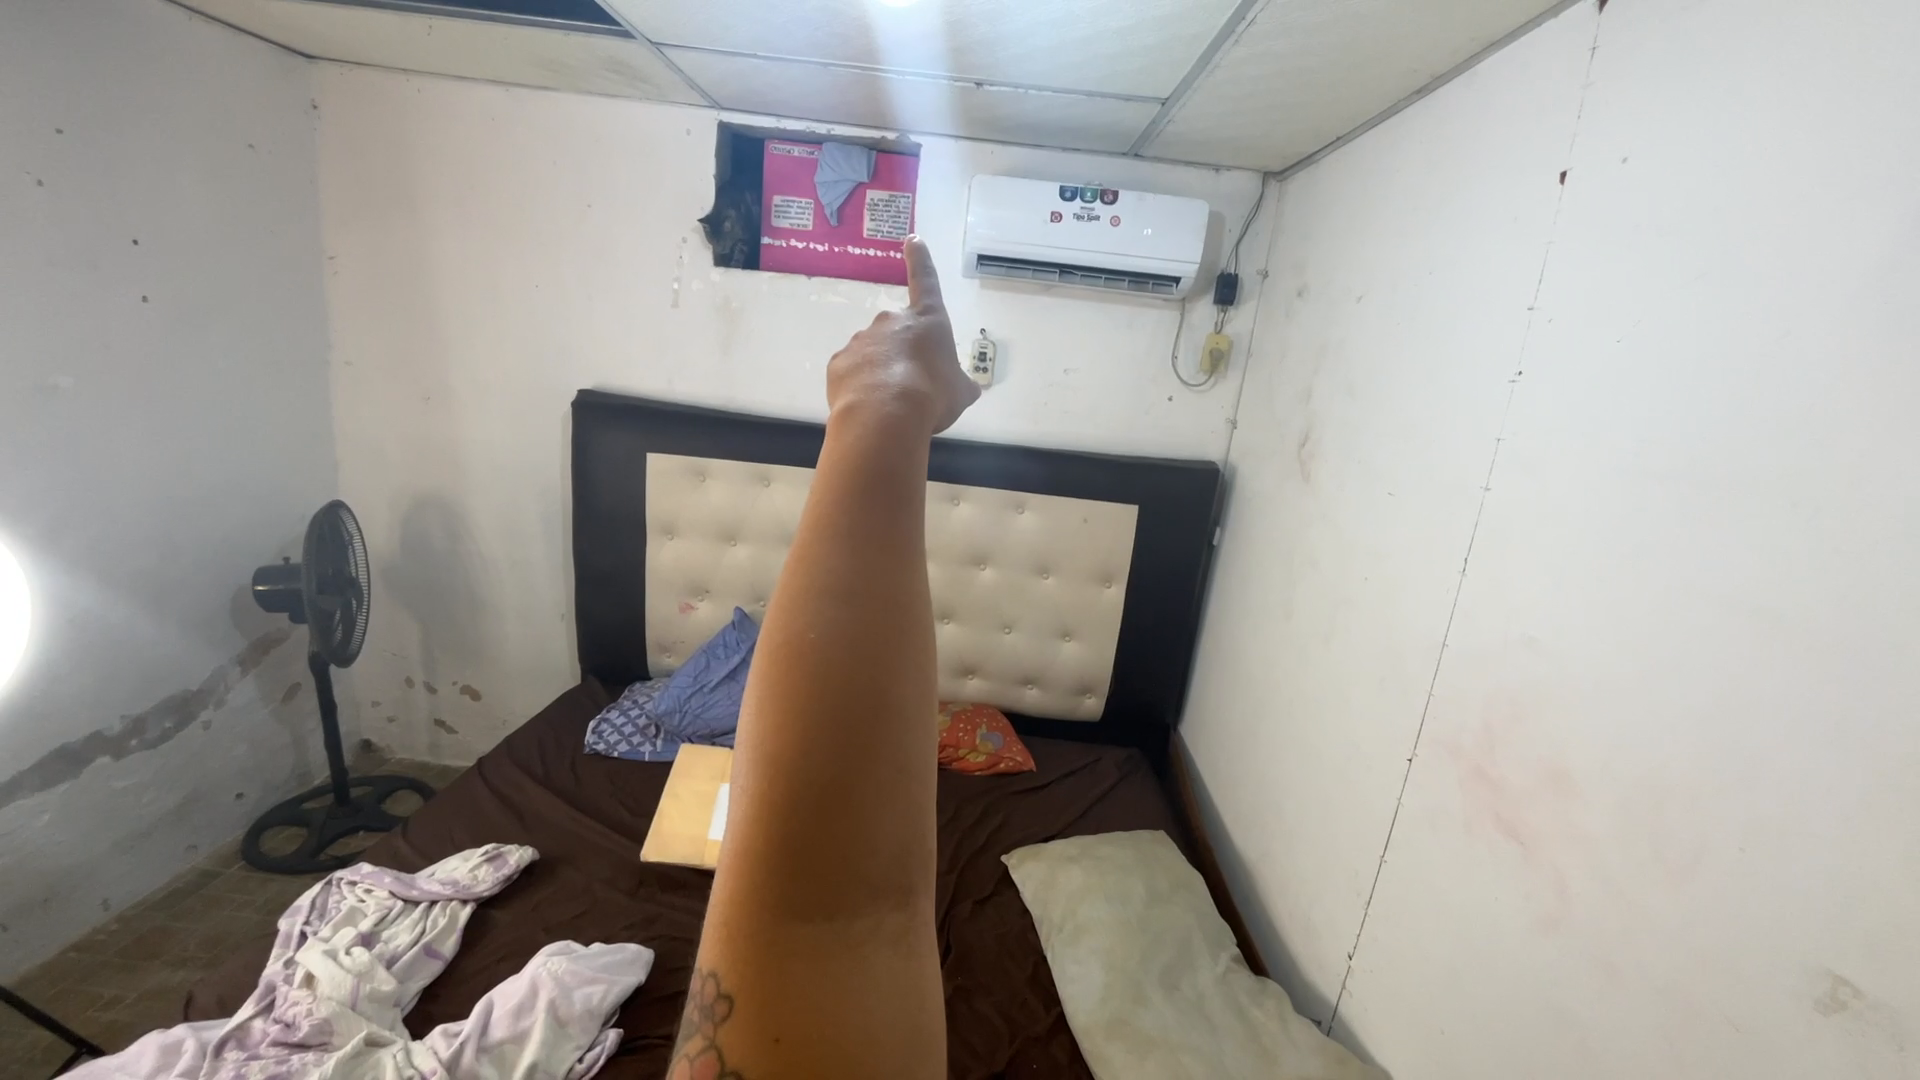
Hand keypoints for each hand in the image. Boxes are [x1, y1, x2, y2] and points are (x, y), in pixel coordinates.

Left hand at [826, 236, 980, 435]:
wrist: (886, 416)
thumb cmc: (933, 396)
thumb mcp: (961, 393)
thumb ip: (962, 385)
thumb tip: (967, 387)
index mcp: (927, 321)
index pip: (926, 281)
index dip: (921, 260)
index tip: (912, 240)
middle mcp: (892, 322)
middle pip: (898, 333)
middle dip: (902, 354)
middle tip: (911, 386)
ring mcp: (862, 340)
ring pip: (873, 354)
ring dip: (880, 373)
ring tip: (890, 404)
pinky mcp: (840, 363)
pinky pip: (852, 372)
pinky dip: (860, 386)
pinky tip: (869, 406)